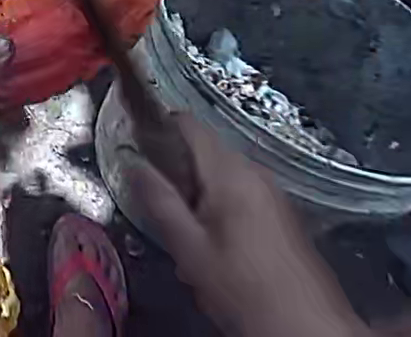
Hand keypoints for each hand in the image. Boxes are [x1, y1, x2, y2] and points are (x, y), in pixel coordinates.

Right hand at [127, 114, 366, 336]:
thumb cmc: (246, 289)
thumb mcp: (189, 246)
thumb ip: (156, 196)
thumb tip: (129, 159)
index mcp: (229, 170)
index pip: (184, 121)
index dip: (154, 126)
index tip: (136, 151)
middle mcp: (254, 171)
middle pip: (199, 149)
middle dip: (174, 171)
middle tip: (162, 207)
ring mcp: (272, 193)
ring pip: (216, 174)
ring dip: (194, 193)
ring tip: (186, 235)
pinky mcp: (281, 216)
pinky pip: (237, 193)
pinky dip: (217, 208)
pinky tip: (214, 248)